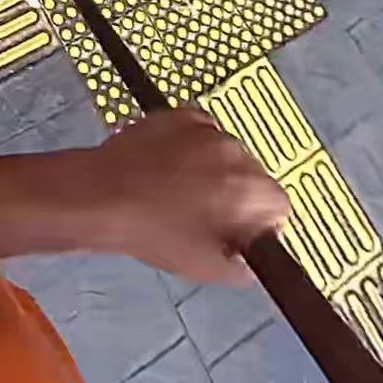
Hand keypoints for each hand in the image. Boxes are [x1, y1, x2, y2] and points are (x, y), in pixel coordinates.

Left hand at [89, 108, 289, 283]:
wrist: (103, 193)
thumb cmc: (152, 230)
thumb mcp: (205, 266)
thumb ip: (242, 268)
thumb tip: (249, 262)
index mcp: (249, 188)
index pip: (279, 204)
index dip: (263, 223)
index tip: (242, 232)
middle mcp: (234, 151)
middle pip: (253, 174)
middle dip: (239, 194)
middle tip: (209, 213)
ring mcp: (204, 128)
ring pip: (226, 151)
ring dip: (216, 167)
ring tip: (182, 188)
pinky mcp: (178, 114)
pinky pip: (199, 130)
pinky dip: (193, 145)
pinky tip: (171, 163)